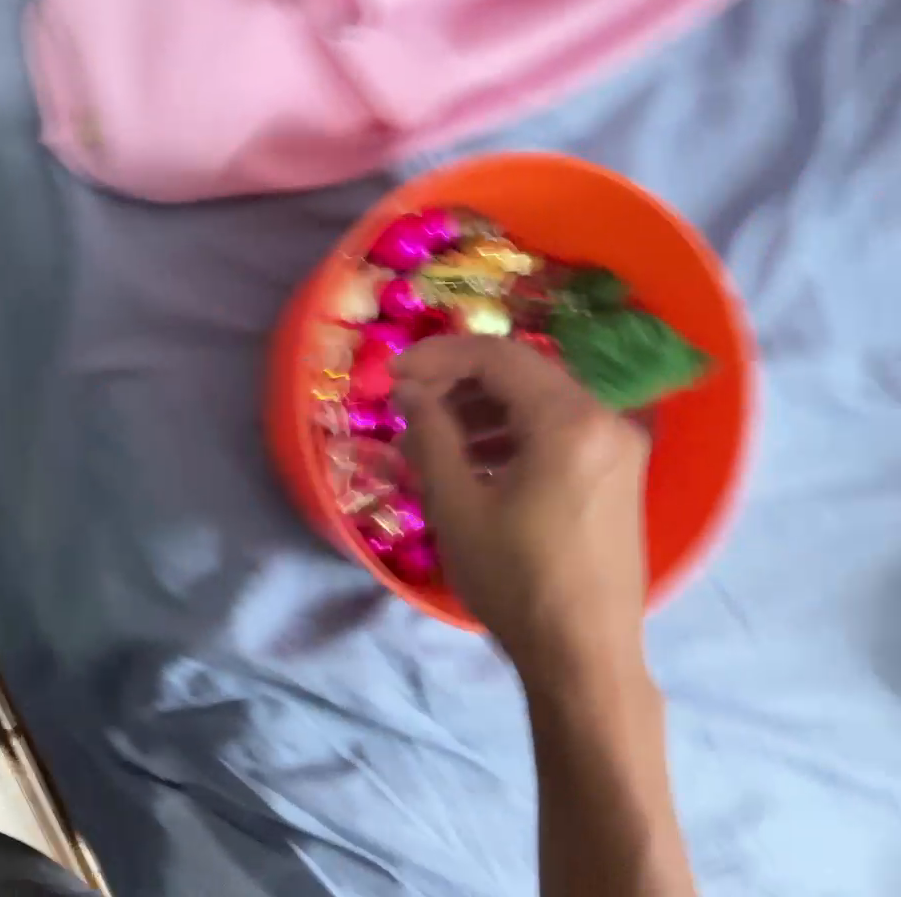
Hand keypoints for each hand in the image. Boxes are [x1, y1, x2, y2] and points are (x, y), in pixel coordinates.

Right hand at [393, 336, 650, 679]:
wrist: (581, 652)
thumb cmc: (512, 576)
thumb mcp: (454, 500)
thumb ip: (430, 431)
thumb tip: (411, 389)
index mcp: (569, 423)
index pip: (498, 357)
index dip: (437, 356)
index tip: (391, 376)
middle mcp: (605, 422)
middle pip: (521, 371)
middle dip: (455, 378)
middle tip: (405, 401)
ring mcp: (617, 449)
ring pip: (537, 398)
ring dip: (477, 403)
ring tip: (427, 433)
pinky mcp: (614, 474)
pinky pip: (554, 428)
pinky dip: (505, 428)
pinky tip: (467, 457)